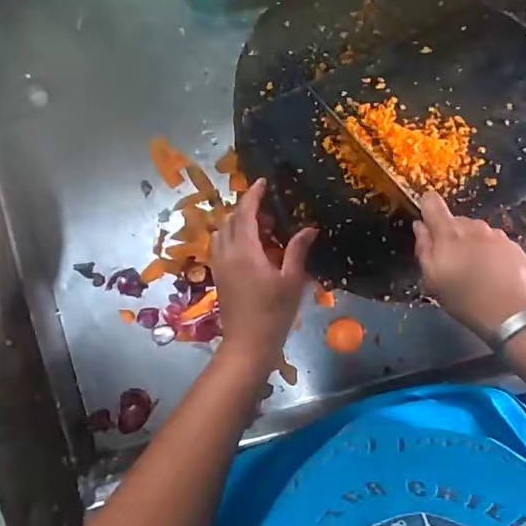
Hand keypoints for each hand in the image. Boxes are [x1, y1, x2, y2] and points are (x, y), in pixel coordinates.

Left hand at [210, 178, 316, 363]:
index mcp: (244, 250)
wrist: (247, 344)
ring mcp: (219, 264)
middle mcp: (226, 252)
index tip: (263, 182)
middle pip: (231, 219)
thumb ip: (297, 250)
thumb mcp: (292, 281)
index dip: (253, 195)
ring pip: (223, 232)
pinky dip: (232, 237)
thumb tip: (309, 228)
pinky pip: (220, 245)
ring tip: (263, 229)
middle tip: (271, 211)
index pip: (245, 213)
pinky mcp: (217, 275)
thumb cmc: (274, 313)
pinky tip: (252, 247)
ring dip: (238, 223)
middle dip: (248, 209)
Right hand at [413, 191, 525, 332]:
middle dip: (451, 236)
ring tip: (475, 271)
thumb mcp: (432, 278)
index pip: (432, 203)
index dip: (427, 207)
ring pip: (477, 233)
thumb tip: (420, 226)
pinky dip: (491, 254)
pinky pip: (496, 244)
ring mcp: (498, 236)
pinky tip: (493, 276)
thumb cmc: (464, 298)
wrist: (512, 313)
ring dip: (472, 245)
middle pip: (456, 221)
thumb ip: (423, 248)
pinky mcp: (516, 248)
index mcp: (449, 232)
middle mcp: (474, 227)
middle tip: (451, 263)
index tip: (426, 221)